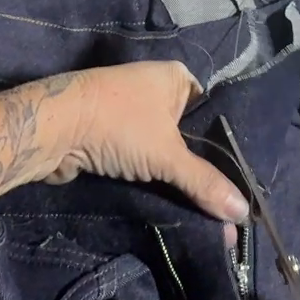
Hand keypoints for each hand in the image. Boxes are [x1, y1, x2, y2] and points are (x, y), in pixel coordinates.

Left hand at [31, 61, 249, 223]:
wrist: (54, 130)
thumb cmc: (118, 124)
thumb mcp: (167, 154)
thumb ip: (205, 183)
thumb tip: (243, 214)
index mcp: (176, 79)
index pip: (214, 116)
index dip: (228, 151)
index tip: (246, 188)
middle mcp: (158, 92)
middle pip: (191, 139)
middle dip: (205, 174)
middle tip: (230, 213)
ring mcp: (134, 116)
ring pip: (168, 154)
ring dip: (180, 183)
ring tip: (211, 220)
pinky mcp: (115, 139)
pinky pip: (146, 163)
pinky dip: (158, 183)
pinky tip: (179, 210)